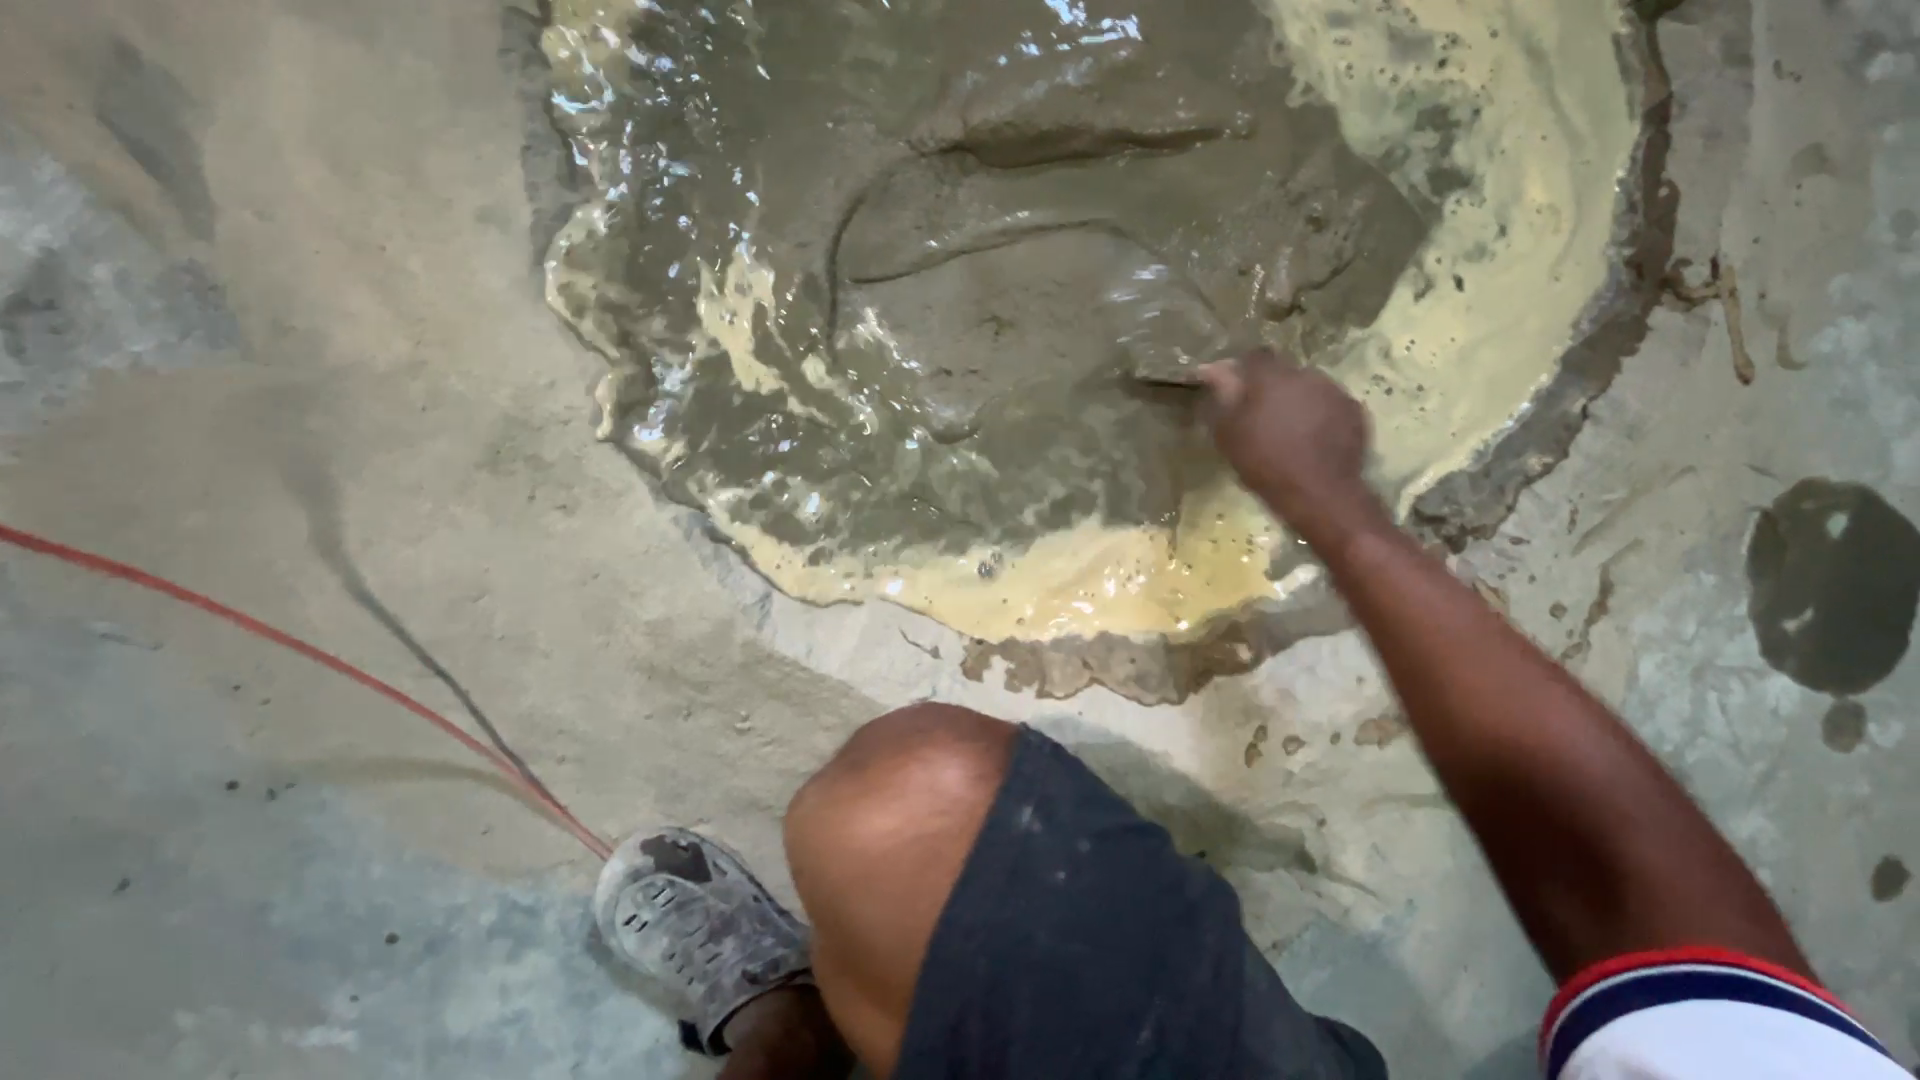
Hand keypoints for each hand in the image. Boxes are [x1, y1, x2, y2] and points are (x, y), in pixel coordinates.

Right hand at [1197, 348, 1386, 545]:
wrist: (1319, 493)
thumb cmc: (1264, 462)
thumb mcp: (1229, 433)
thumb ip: (1221, 395)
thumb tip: (1212, 369)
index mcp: (1271, 377)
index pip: (1254, 356)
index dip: (1242, 370)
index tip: (1234, 389)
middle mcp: (1305, 374)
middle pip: (1283, 372)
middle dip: (1271, 387)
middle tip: (1260, 415)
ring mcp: (1334, 391)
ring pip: (1308, 387)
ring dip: (1296, 400)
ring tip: (1288, 429)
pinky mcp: (1354, 411)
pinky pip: (1329, 405)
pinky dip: (1318, 415)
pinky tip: (1312, 439)